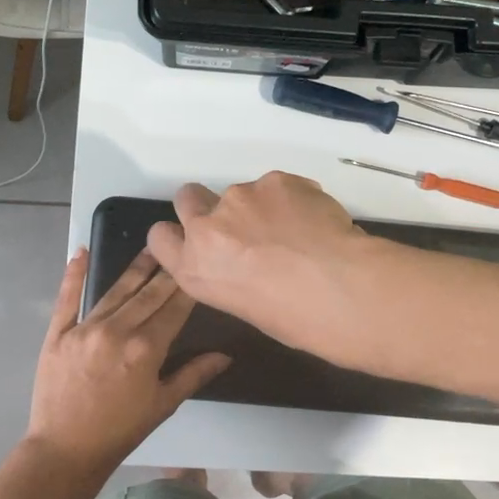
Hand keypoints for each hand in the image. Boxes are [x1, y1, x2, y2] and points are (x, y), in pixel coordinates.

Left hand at [23, 248, 230, 472]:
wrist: (65, 450)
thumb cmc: (120, 431)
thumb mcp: (163, 405)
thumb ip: (194, 375)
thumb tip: (226, 355)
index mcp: (146, 349)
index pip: (174, 309)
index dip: (188, 287)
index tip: (199, 265)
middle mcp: (116, 331)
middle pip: (147, 294)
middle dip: (166, 271)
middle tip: (179, 246)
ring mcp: (84, 329)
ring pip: (115, 291)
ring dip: (134, 268)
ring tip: (149, 247)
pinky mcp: (58, 333)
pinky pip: (68, 298)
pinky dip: (74, 275)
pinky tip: (82, 252)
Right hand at [146, 172, 375, 360]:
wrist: (337, 288)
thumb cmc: (293, 318)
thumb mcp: (243, 307)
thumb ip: (232, 275)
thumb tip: (251, 263)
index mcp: (194, 269)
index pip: (160, 238)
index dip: (178, 235)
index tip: (199, 240)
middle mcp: (208, 228)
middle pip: (188, 198)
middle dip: (209, 206)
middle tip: (243, 225)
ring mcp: (241, 198)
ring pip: (243, 191)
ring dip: (262, 205)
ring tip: (298, 231)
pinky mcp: (275, 180)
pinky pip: (280, 185)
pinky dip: (294, 199)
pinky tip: (316, 221)